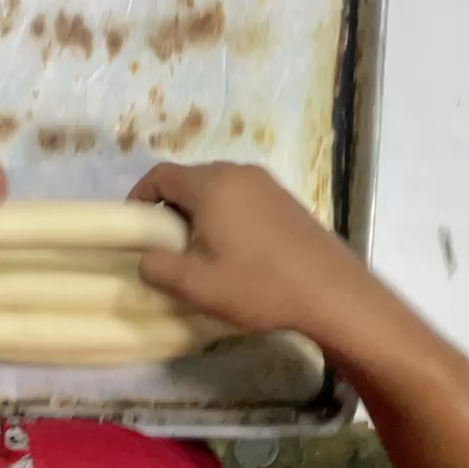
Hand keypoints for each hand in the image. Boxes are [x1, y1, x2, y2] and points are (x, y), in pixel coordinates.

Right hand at [128, 162, 380, 339]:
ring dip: (197, 211)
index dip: (138, 196)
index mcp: (212, 185)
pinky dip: (224, 213)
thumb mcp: (196, 285)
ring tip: (197, 248)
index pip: (160, 175)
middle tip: (163, 243)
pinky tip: (232, 248)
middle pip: (188, 179)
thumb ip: (157, 267)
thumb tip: (146, 258)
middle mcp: (238, 173)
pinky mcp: (285, 199)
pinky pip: (240, 196)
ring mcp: (266, 183)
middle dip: (168, 207)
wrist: (335, 295)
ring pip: (215, 187)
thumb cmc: (260, 285)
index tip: (134, 225)